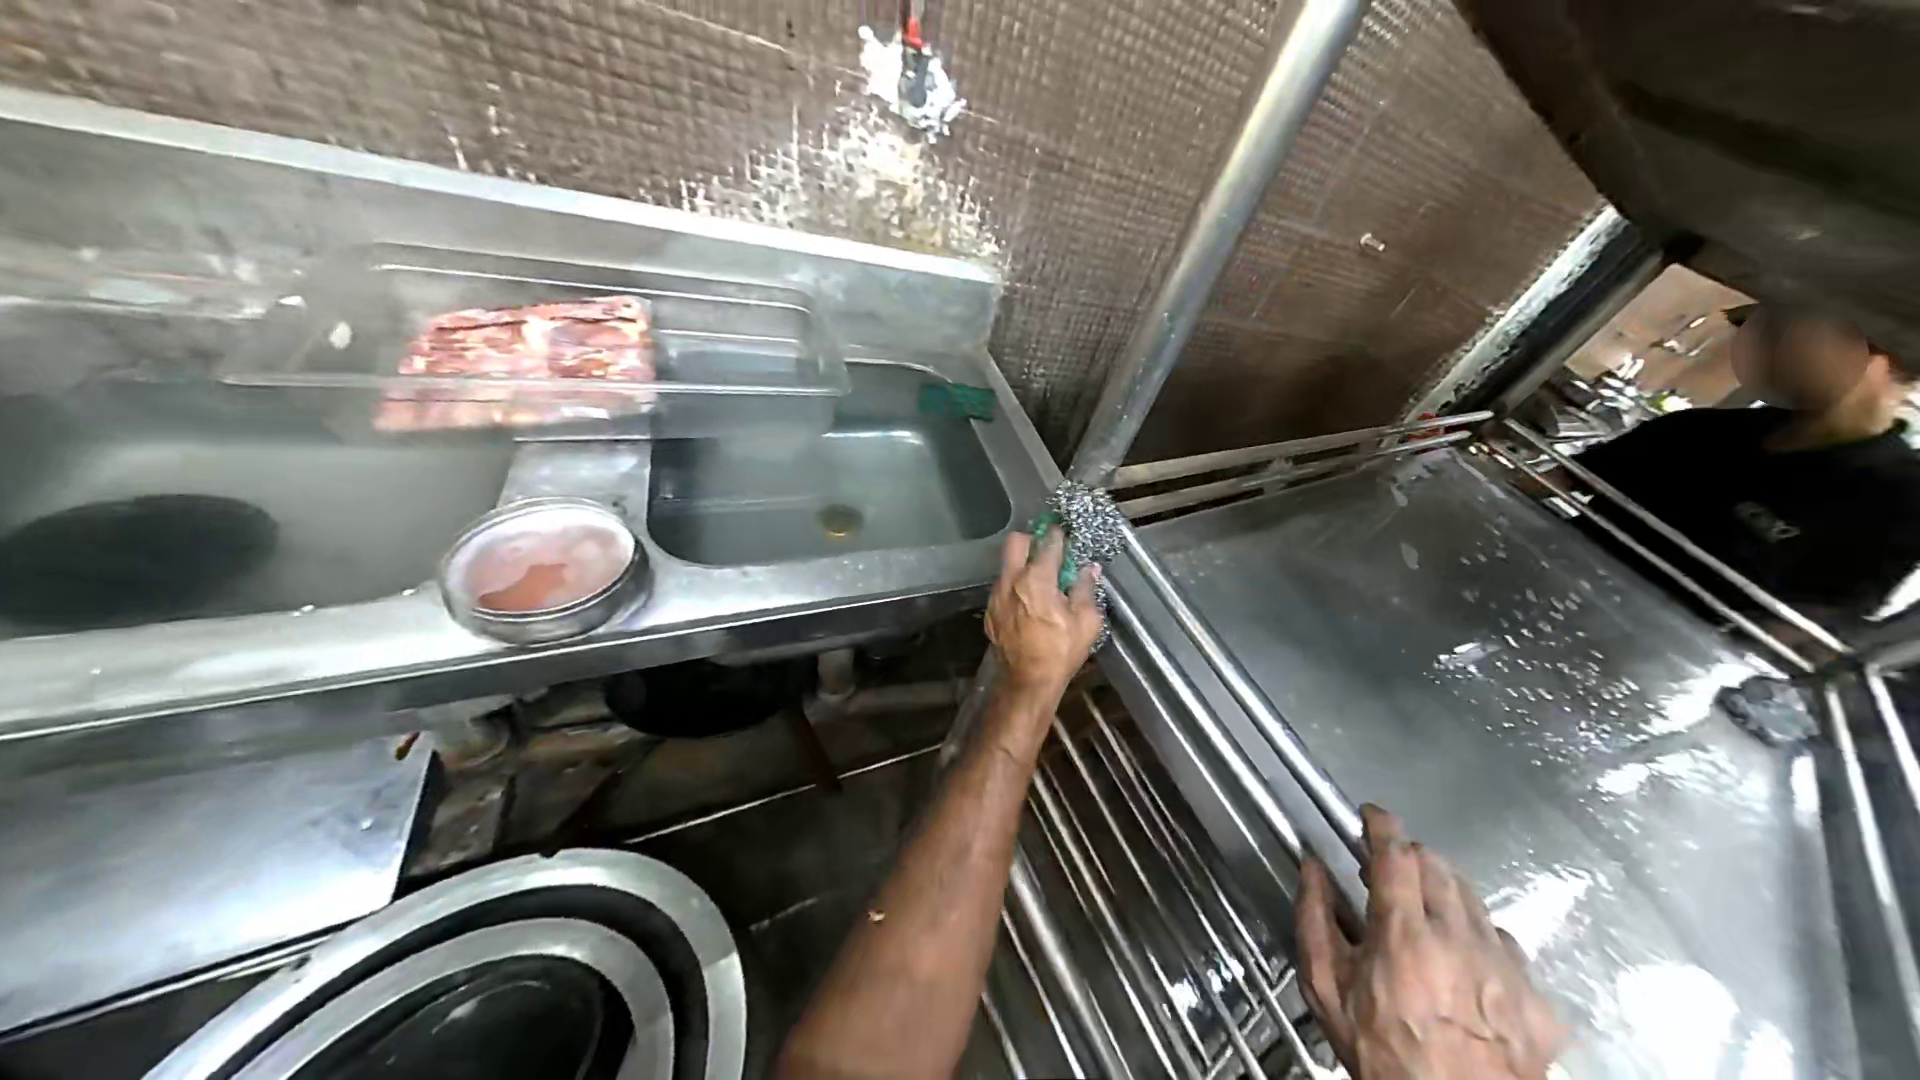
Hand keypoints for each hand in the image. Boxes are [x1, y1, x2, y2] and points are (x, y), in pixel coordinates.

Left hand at [985, 527, 1102, 696]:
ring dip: (1021, 564)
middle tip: (1047, 551)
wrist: (1027, 681)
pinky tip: (1027, 602)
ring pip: (1006, 565)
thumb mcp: (1086, 621)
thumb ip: (1086, 589)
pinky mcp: (990, 611)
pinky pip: (1001, 587)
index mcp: (1037, 579)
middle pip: (1015, 541)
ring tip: (1039, 580)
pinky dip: (1014, 586)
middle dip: (1032, 540)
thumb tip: (1089, 569)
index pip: (1048, 543)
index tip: (1065, 534)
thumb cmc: (1060, 651)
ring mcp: (996, 595)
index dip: (1059, 535)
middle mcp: (1011, 580)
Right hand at [1297, 806, 1564, 1079]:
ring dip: (1443, 889)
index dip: (1382, 824)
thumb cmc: (1380, 1052)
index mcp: (1405, 937)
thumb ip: (1313, 917)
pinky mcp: (1538, 1002)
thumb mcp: (1324, 987)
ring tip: (1422, 909)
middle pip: (1439, 866)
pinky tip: (1462, 958)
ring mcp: (1506, 971)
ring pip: (1474, 898)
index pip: (1397, 854)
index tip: (1371, 814)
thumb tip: (1312, 867)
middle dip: (1409, 855)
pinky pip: (1507, 943)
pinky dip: (1479, 934)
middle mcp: (1461, 943)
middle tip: (1387, 870)